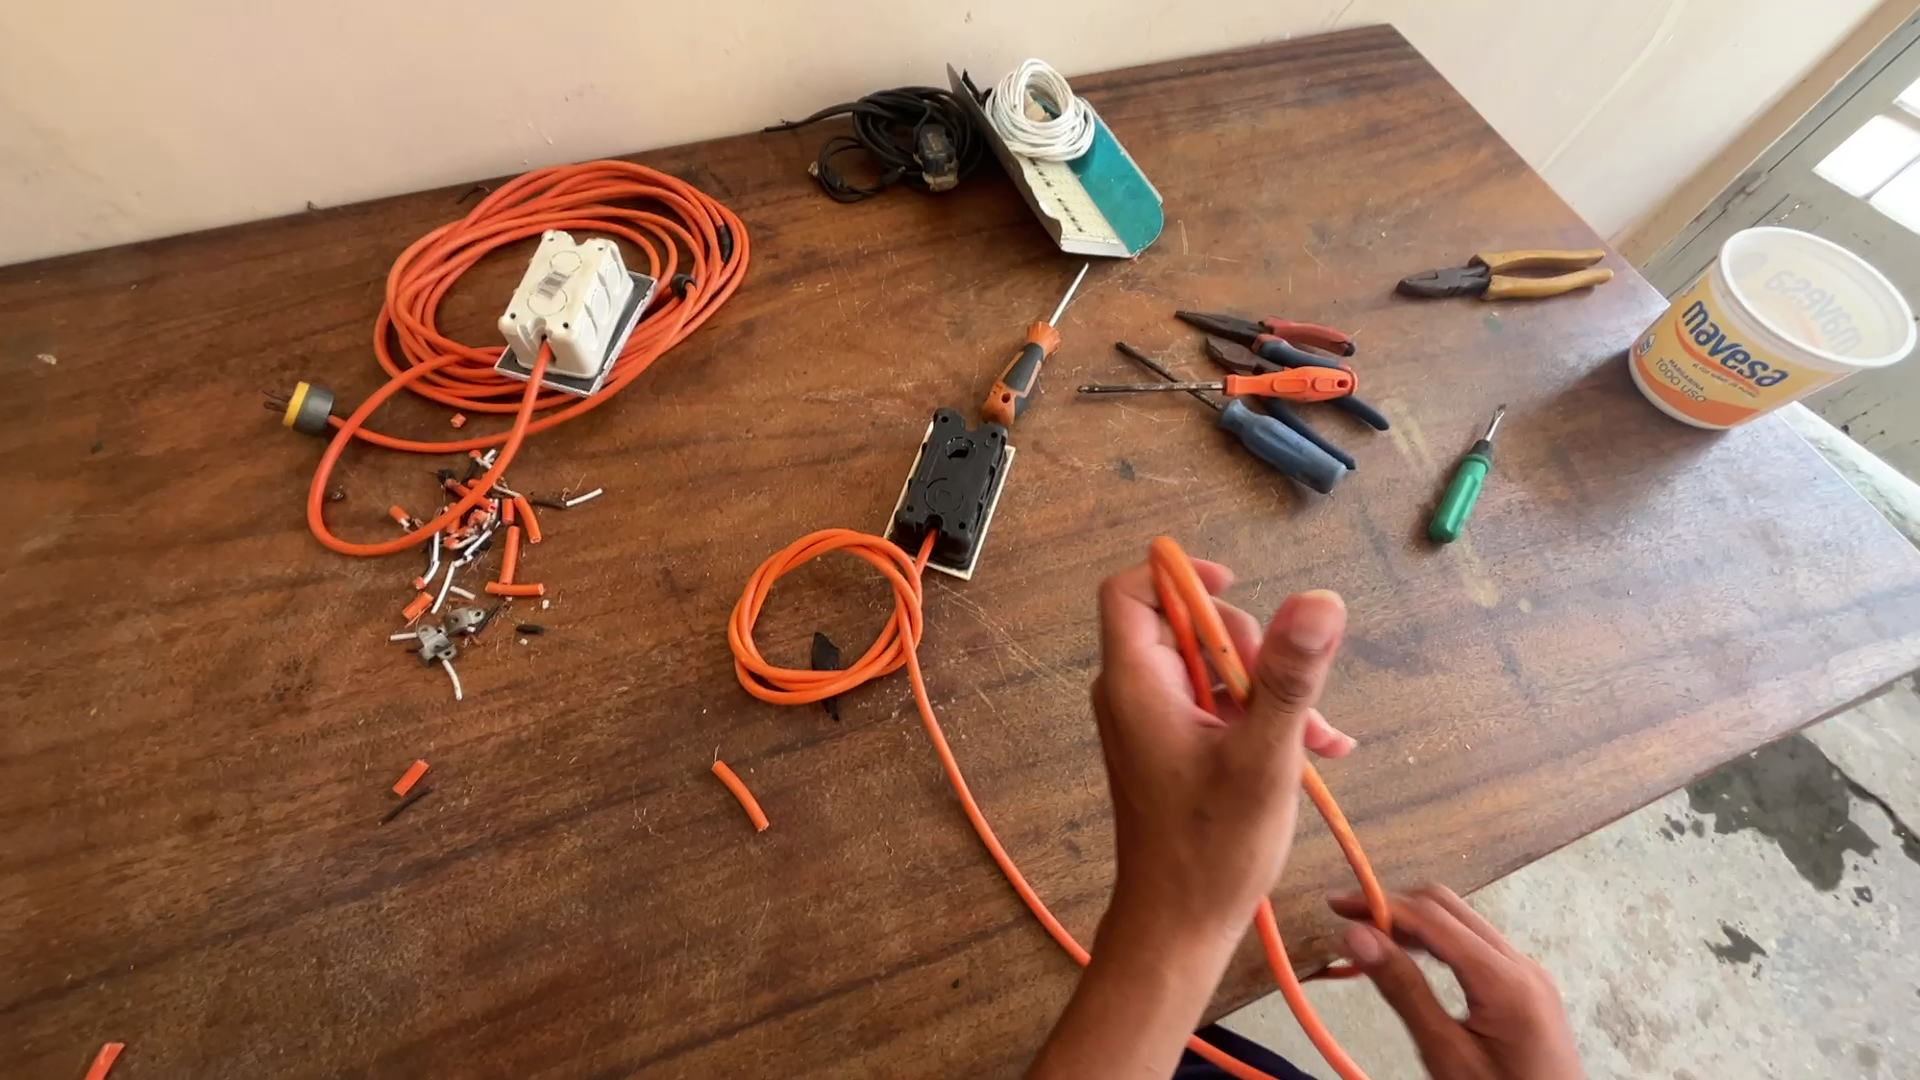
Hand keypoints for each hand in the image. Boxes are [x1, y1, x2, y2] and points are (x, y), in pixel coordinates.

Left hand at [1092, 558, 1353, 946]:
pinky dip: (1257, 713)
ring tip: (1314, 738)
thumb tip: (1318, 600)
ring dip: (1265, 688)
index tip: (1236, 583)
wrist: (1177, 921)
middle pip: (1184, 623)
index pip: (1130, 591)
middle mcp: (1133, 689)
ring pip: (1210, 665)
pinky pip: (1213, 701)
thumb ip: (1287, 677)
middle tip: (1286, 697)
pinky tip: (1313, 748)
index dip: (1177, 574)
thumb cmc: (1211, 848)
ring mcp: (1150, 715)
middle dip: (1247, 646)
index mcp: (1135, 680)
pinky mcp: (1169, 740)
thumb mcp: (1263, 758)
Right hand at [1330, 885, 1584, 1078]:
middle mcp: (1521, 963)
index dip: (1378, 904)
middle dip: (1393, 905)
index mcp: (1505, 979)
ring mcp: (1527, 973)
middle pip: (1445, 906)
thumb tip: (1353, 934)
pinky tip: (1410, 956)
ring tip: (1372, 937)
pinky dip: (1433, 937)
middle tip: (1350, 923)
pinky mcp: (1526, 985)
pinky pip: (1471, 940)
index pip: (1430, 915)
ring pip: (1458, 918)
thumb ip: (1403, 990)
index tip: (1335, 907)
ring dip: (1412, 919)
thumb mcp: (1447, 1056)